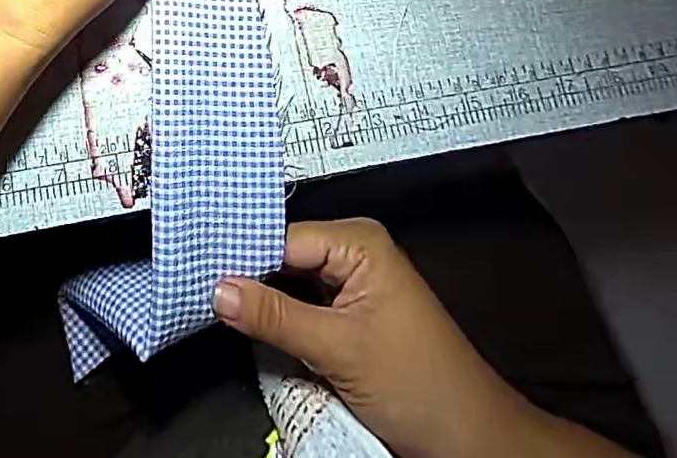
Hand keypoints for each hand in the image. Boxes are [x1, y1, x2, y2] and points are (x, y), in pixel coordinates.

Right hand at [214, 220, 632, 457]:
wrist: (479, 444)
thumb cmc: (418, 387)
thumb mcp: (339, 350)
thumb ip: (275, 317)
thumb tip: (216, 290)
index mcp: (356, 241)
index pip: (283, 238)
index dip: (242, 255)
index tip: (198, 266)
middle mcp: (351, 249)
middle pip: (284, 254)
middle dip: (248, 274)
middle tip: (197, 280)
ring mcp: (350, 278)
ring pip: (289, 278)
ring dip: (260, 295)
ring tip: (211, 295)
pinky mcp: (348, 307)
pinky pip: (302, 299)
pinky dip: (278, 311)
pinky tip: (245, 315)